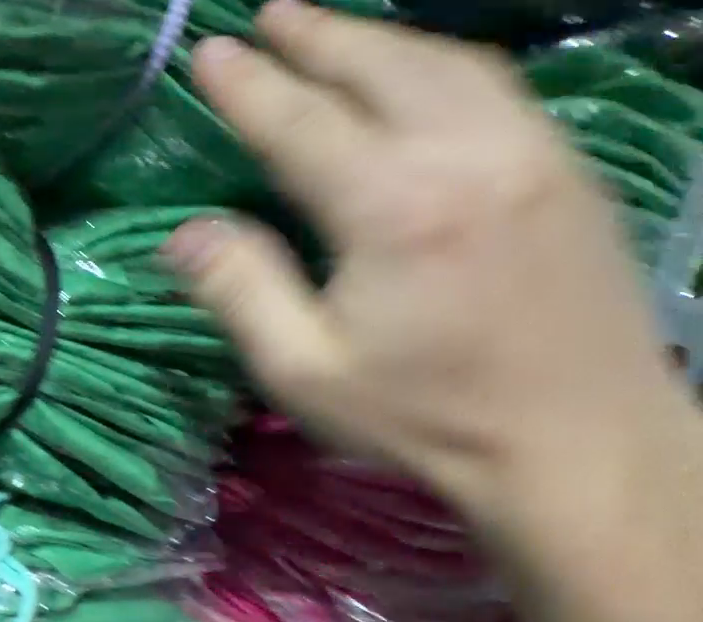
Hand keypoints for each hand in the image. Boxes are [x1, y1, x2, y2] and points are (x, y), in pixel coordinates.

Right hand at [161, 0, 689, 528]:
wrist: (576, 440)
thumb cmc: (420, 415)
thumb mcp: (302, 369)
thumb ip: (241, 291)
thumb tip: (184, 232)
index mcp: (395, 207)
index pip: (304, 125)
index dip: (250, 87)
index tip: (210, 52)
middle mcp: (470, 156)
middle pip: (385, 69)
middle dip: (319, 37)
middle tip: (266, 15)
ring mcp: (532, 154)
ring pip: (451, 65)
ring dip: (381, 40)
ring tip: (329, 31)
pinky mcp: (566, 171)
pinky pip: (494, 88)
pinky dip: (438, 64)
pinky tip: (415, 73)